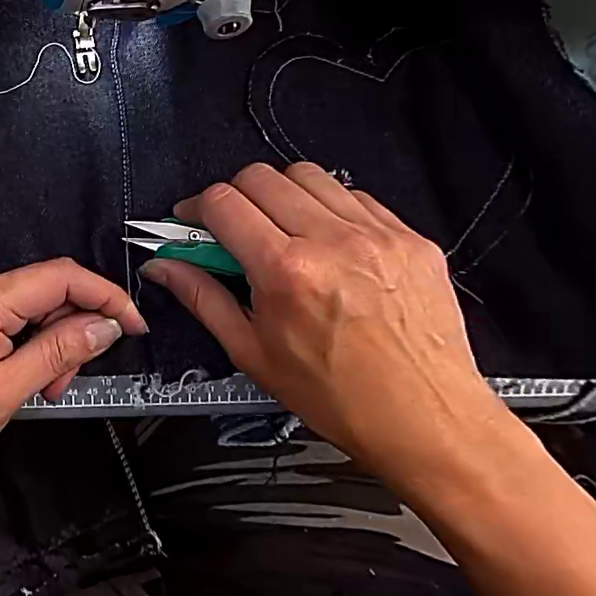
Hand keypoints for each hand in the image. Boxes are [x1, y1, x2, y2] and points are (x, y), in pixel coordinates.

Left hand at [0, 259, 146, 479]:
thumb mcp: (3, 394)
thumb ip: (58, 353)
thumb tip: (103, 326)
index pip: (62, 277)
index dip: (106, 296)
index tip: (131, 321)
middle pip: (54, 288)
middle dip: (76, 329)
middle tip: (72, 373)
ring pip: (42, 301)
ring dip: (56, 339)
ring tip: (44, 382)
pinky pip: (23, 309)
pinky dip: (37, 338)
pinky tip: (30, 368)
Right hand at [141, 162, 508, 486]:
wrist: (429, 421)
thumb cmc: (343, 399)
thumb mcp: (255, 354)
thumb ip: (203, 298)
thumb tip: (166, 268)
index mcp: (287, 272)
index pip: (223, 203)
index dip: (195, 208)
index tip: (193, 220)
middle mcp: (332, 240)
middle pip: (260, 176)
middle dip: (234, 196)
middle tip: (235, 228)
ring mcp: (376, 233)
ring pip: (307, 175)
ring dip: (282, 195)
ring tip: (284, 233)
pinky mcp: (408, 236)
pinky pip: (354, 195)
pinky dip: (329, 208)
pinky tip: (328, 243)